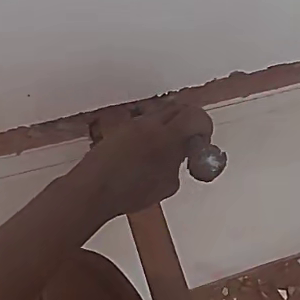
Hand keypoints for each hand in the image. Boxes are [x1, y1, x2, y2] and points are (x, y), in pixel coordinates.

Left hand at [77, 101, 213, 217]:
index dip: (205, 127)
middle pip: (179, 109)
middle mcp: (150, 124)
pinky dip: (153, 131)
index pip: (196, 117)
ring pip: (160, 114)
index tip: (204, 140)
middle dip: (189, 122)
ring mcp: (133, 125)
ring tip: (170, 149)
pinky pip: (143, 123)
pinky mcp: (120, 131)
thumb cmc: (128, 191)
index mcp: (167, 135)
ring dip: (171, 125)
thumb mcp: (167, 184)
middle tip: (191, 141)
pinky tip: (150, 153)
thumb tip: (182, 156)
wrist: (93, 190)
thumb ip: (179, 163)